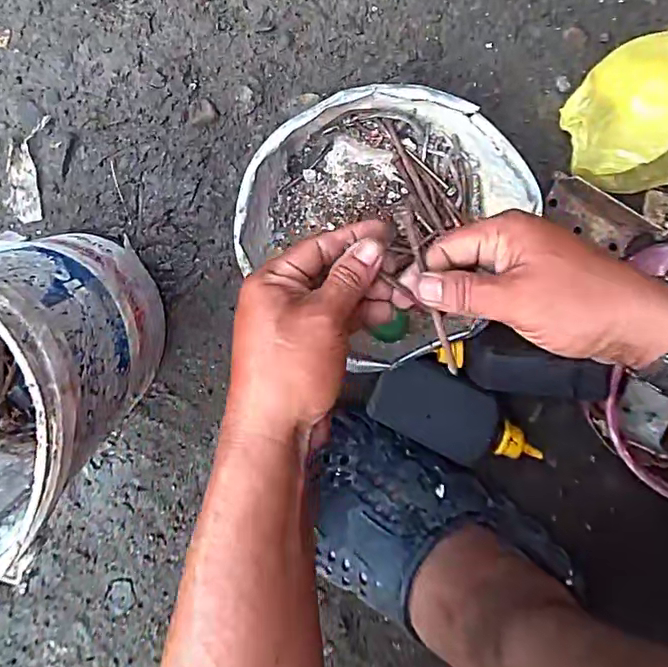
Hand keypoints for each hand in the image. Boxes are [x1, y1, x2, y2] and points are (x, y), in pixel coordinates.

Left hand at [226, 219, 395, 446]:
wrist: (276, 433)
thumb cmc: (281, 379)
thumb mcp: (323, 317)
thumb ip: (349, 279)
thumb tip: (367, 250)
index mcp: (271, 281)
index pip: (317, 246)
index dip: (352, 238)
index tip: (380, 232)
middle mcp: (279, 298)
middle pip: (330, 271)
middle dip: (365, 270)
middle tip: (395, 270)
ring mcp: (294, 322)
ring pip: (338, 296)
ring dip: (368, 294)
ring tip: (396, 294)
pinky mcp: (308, 344)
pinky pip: (338, 318)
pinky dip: (360, 315)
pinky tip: (382, 314)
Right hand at [388, 211, 667, 367]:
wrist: (642, 325)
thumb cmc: (583, 307)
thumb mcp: (513, 301)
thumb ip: (462, 292)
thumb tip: (421, 284)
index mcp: (506, 228)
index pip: (447, 245)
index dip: (425, 271)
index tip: (407, 297)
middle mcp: (515, 233)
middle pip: (460, 254)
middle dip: (440, 281)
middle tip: (420, 310)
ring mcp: (528, 252)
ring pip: (478, 268)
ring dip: (461, 290)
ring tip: (442, 314)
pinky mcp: (539, 272)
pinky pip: (498, 278)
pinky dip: (484, 294)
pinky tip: (475, 312)